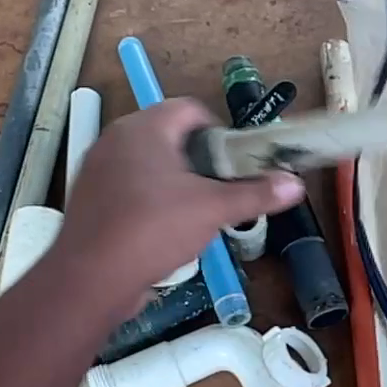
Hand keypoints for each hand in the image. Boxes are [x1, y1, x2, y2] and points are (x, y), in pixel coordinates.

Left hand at [55, 100, 302, 314]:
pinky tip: (165, 228)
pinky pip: (130, 185)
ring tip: (198, 210)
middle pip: (170, 135)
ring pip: (150, 162)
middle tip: (222, 187)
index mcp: (144, 128)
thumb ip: (256, 194)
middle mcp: (116, 138)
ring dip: (178, 179)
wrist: (90, 278)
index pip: (191, 109)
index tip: (236, 162)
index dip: (220, 131)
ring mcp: (97, 168)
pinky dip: (152, 198)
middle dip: (201, 158)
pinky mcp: (90, 197)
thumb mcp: (214, 210)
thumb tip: (296, 185)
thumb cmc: (153, 229)